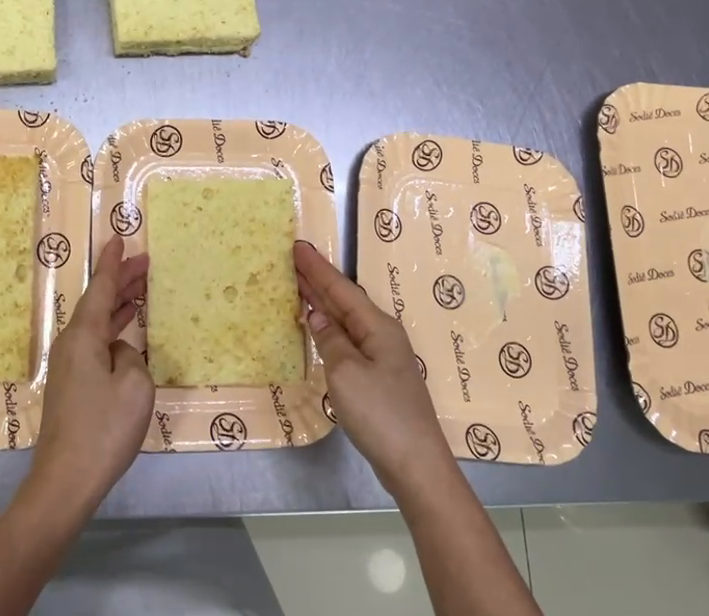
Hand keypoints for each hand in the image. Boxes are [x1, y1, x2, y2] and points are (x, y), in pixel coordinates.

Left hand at [31, 238, 152, 510]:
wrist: (66, 479)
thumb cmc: (104, 429)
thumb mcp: (135, 387)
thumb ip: (132, 357)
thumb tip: (120, 352)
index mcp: (83, 336)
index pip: (100, 288)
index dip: (113, 263)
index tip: (120, 238)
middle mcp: (70, 344)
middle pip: (97, 302)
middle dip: (120, 281)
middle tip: (145, 261)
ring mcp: (69, 366)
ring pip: (96, 322)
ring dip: (118, 305)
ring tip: (141, 290)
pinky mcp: (72, 385)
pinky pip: (95, 342)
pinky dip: (112, 328)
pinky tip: (125, 331)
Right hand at [296, 242, 456, 499]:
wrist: (415, 464)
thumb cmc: (380, 414)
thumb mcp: (347, 373)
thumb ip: (330, 340)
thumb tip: (316, 314)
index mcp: (378, 327)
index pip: (341, 289)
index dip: (317, 268)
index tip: (297, 246)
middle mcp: (382, 335)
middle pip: (345, 300)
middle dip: (319, 279)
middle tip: (293, 258)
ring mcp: (382, 358)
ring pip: (346, 319)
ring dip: (323, 301)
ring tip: (299, 284)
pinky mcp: (378, 378)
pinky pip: (348, 339)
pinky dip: (330, 327)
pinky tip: (318, 327)